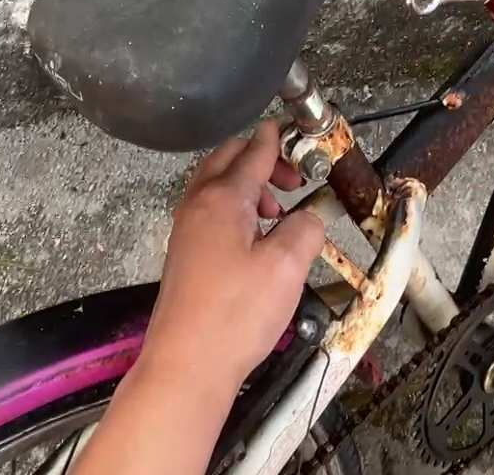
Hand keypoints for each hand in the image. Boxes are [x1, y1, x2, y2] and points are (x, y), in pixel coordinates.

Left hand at [140, 122, 325, 391]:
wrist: (186, 364)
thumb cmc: (233, 316)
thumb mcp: (286, 268)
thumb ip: (305, 230)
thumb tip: (308, 218)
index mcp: (222, 198)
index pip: (253, 152)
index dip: (275, 139)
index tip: (286, 129)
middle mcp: (198, 204)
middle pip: (228, 159)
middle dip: (261, 158)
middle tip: (291, 176)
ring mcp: (187, 227)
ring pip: (216, 183)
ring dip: (247, 183)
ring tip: (276, 210)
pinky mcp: (185, 251)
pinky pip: (210, 208)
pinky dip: (234, 205)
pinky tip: (254, 235)